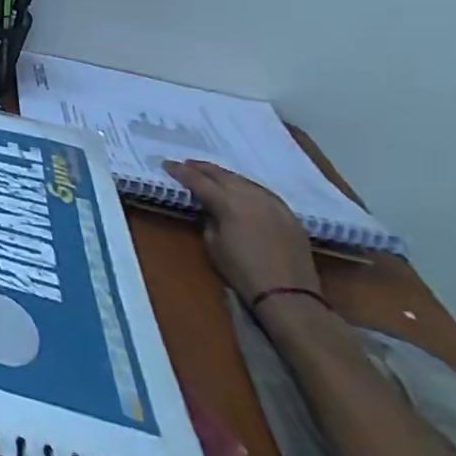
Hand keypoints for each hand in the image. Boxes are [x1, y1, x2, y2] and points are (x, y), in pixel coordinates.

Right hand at [163, 160, 319, 304]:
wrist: (287, 292)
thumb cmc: (241, 271)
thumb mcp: (213, 245)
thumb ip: (208, 220)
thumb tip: (210, 210)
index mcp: (229, 204)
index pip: (199, 181)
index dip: (181, 172)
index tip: (167, 164)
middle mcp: (252, 197)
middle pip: (224, 175)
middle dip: (202, 168)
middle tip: (186, 164)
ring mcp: (274, 204)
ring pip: (245, 181)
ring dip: (225, 175)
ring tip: (211, 174)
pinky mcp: (289, 214)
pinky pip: (263, 192)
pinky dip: (246, 187)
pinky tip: (241, 189)